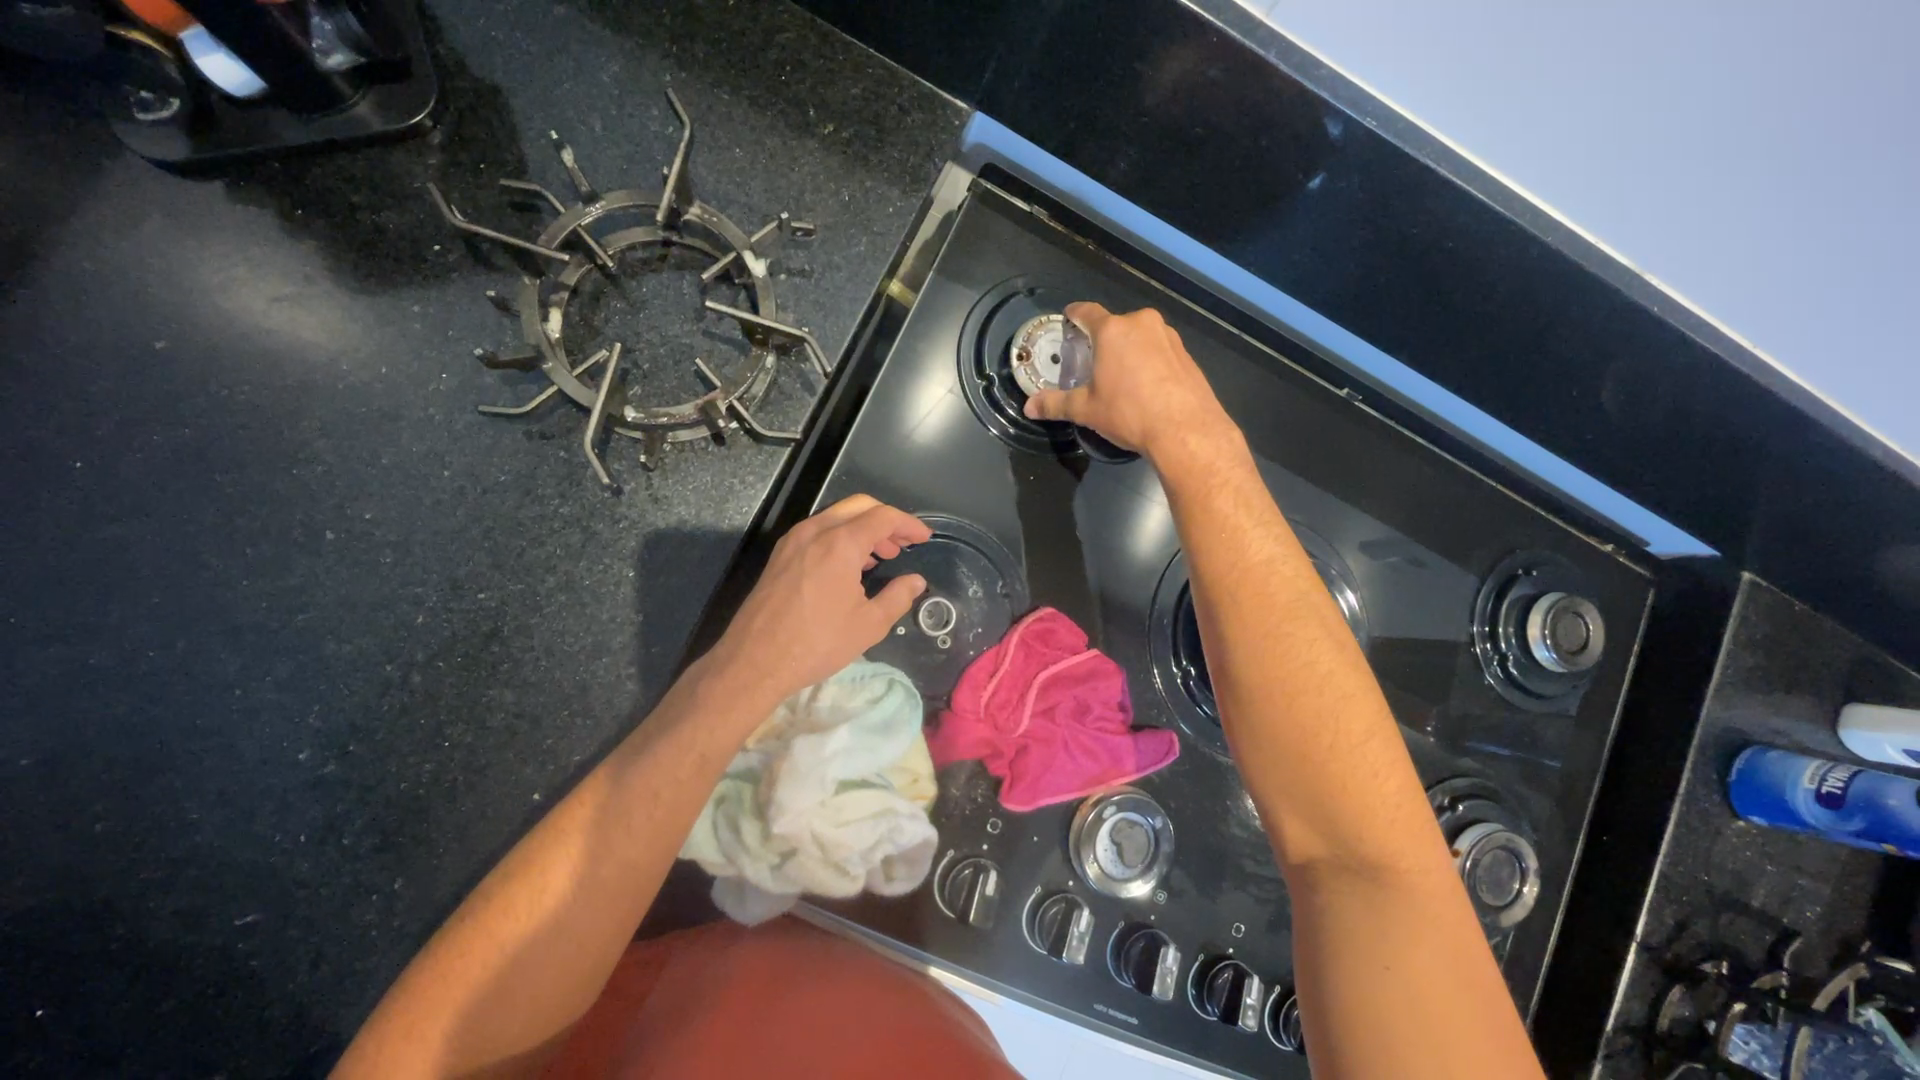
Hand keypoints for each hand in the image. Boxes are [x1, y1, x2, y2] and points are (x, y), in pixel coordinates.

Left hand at [705, 495, 931, 707]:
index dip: (908, 524)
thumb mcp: (869, 625)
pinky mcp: (780, 556)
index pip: (883, 517)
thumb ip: (897, 597)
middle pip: (858, 507)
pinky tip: (849, 565)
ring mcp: (793, 541)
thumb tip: (915, 581)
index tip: (925, 538)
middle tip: (904, 546)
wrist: (755, 661)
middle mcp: (815, 532)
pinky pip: (818, 532)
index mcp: (840, 543)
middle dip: (886, 521)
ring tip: (881, 556)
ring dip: (862, 529)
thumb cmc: (817, 643)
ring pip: (836, 517)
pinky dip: (840, 537)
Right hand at [1023, 302, 1234, 463]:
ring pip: (1141, 337)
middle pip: (1116, 325)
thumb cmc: (1129, 413)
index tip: (1069, 318)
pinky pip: (1160, 351)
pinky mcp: (1187, 354)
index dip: (1075, 314)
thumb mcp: (1087, 410)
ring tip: (1122, 376)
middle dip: (1104, 339)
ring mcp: (1169, 337)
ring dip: (1129, 350)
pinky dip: (1150, 362)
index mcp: (1113, 330)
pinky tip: (1147, 387)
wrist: (1186, 430)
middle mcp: (1142, 324)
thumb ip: (1056, 404)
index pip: (1087, 312)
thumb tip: (1028, 407)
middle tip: (1094, 361)